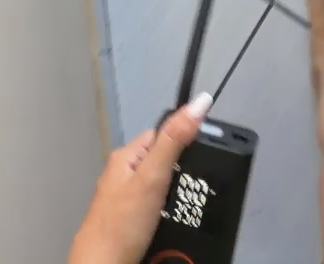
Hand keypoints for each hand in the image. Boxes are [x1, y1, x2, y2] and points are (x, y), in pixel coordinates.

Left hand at [69, 92, 212, 263]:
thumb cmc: (124, 221)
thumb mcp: (153, 175)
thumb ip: (175, 139)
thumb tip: (201, 100)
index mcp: (125, 156)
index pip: (161, 135)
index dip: (182, 142)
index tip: (202, 158)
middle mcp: (122, 174)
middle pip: (160, 161)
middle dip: (178, 173)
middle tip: (193, 188)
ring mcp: (123, 200)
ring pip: (158, 187)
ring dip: (172, 194)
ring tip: (186, 206)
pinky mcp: (127, 223)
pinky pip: (153, 207)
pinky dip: (165, 212)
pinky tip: (171, 221)